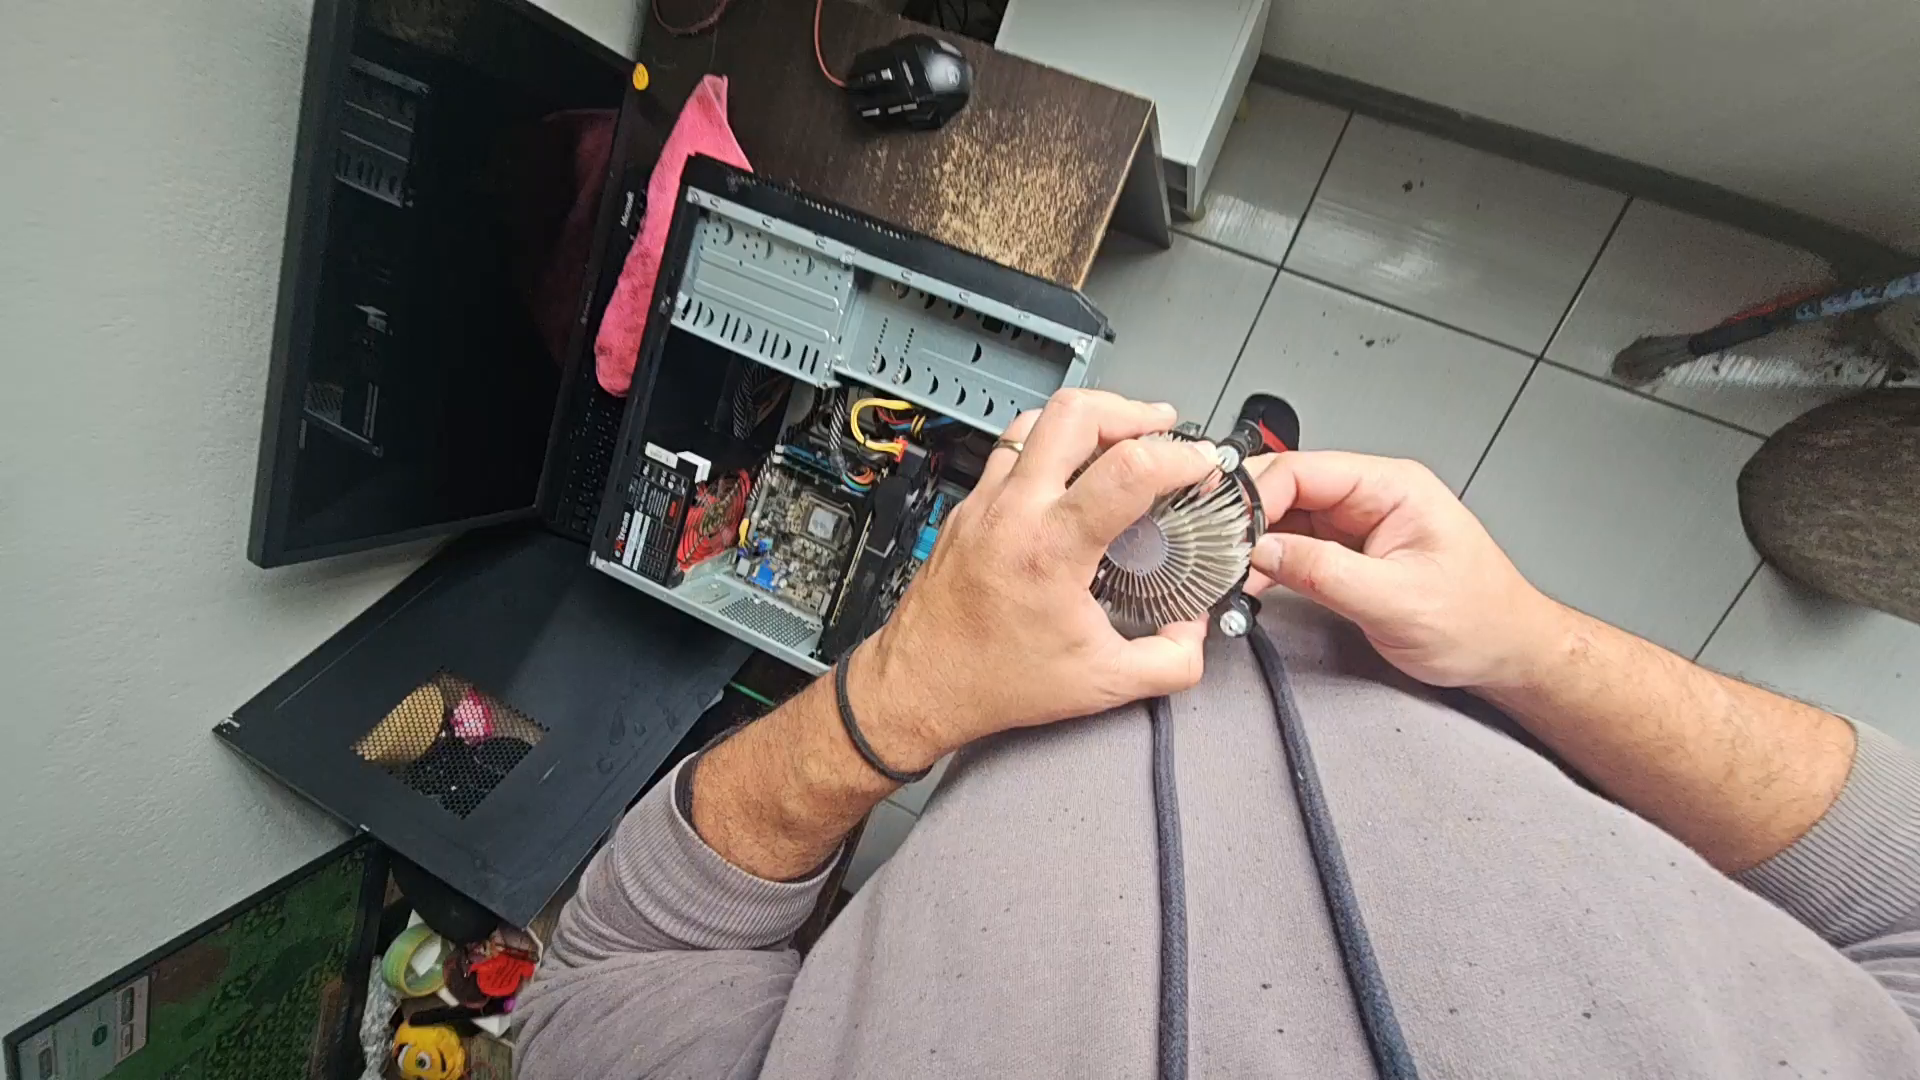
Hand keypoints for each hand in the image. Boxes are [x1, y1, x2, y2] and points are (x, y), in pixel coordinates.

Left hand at [849, 390, 1221, 768]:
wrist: (920, 683)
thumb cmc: (991, 680)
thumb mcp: (1101, 683)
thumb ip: (1170, 661)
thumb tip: (1195, 632)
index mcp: (1050, 549)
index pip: (1128, 468)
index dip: (1180, 456)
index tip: (1199, 465)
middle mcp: (1013, 512)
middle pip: (1074, 413)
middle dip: (1131, 410)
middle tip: (1160, 427)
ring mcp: (984, 504)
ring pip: (1035, 421)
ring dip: (1086, 419)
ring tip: (1117, 438)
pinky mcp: (968, 509)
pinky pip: (1010, 450)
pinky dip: (1049, 444)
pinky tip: (1068, 471)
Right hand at [1245, 451, 1568, 689]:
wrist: (1504, 653)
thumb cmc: (1478, 622)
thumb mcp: (1397, 600)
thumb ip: (1323, 571)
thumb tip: (1262, 551)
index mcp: (1391, 488)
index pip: (1302, 471)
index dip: (1257, 497)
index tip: (1228, 532)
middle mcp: (1368, 498)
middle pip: (1283, 489)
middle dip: (1245, 518)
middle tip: (1216, 550)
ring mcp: (1351, 524)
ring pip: (1279, 518)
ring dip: (1249, 545)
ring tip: (1227, 572)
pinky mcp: (1340, 551)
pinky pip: (1287, 546)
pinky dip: (1262, 564)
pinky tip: (1247, 583)